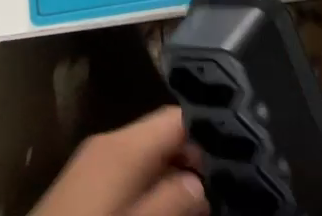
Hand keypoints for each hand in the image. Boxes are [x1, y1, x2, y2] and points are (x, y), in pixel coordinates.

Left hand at [31, 107, 207, 215]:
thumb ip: (172, 202)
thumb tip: (201, 182)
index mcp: (123, 145)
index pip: (175, 116)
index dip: (208, 131)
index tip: (234, 153)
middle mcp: (108, 142)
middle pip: (162, 134)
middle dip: (192, 158)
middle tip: (222, 185)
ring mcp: (94, 159)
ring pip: (147, 153)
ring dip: (172, 173)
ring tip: (199, 198)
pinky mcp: (86, 179)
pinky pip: (129, 168)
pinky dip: (150, 181)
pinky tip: (163, 204)